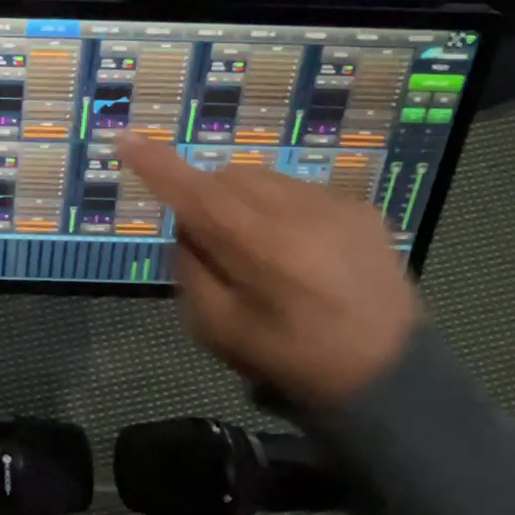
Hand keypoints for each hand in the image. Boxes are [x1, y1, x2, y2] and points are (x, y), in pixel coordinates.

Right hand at [119, 135, 419, 405]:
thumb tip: (185, 228)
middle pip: (226, 179)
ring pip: (261, 178)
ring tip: (259, 247)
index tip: (125, 140)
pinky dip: (280, 207)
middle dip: (205, 199)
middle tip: (211, 244)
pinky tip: (298, 248)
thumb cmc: (292, 359)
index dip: (158, 166)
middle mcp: (300, 213)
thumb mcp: (218, 330)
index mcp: (262, 249)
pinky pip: (298, 188)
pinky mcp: (361, 208)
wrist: (389, 374)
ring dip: (242, 201)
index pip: (197, 194)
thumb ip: (189, 270)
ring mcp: (336, 205)